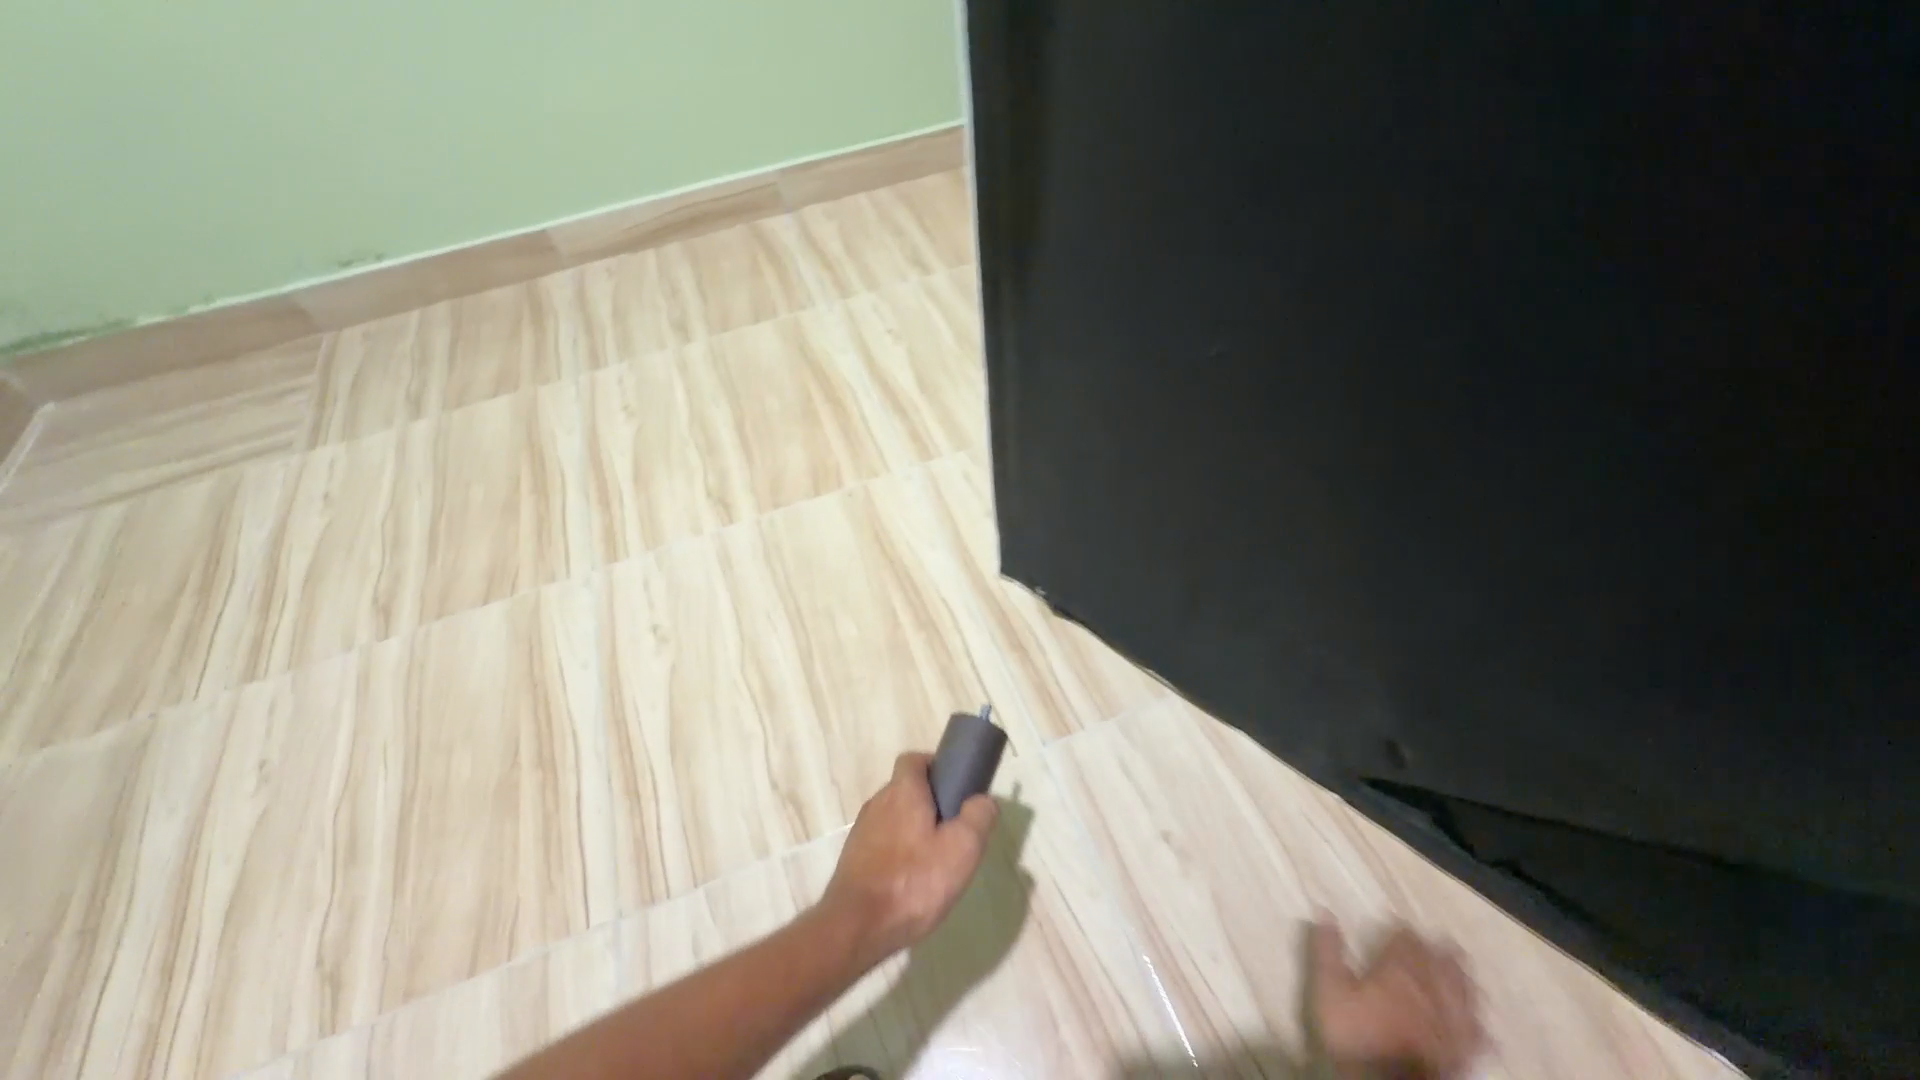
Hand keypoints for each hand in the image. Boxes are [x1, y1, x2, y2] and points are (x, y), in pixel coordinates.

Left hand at [821, 752, 999, 966]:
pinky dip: (900, 853)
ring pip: (895, 818)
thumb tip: (983, 799)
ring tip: (937, 862)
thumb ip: (978, 817)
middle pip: (906, 790)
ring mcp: (862, 832)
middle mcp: (878, 804)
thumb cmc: (914, 882)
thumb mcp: (962, 849)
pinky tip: (913, 882)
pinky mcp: (854, 860)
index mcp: (902, 792)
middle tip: (955, 831)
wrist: (857, 927)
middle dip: (931, 803)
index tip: (956, 788)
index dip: (935, 766)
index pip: (914, 760)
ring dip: (915, 830)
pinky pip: (883, 844)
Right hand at [1310, 919, 1484, 1079]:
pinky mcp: (1461, 1052)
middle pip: (1440, 963)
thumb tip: (1324, 911)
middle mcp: (1430, 991)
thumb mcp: (1328, 988)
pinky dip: (1478, 1024)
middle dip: (1439, 950)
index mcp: (1398, 972)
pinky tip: (1481, 1024)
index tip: (1401, 924)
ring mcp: (1450, 1022)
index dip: (1404, 932)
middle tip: (1441, 939)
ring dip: (1463, 977)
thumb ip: (1327, 951)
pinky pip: (1477, 1034)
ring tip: (1463, 967)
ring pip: (1463, 992)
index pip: (1406, 942)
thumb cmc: (1355, 1033)